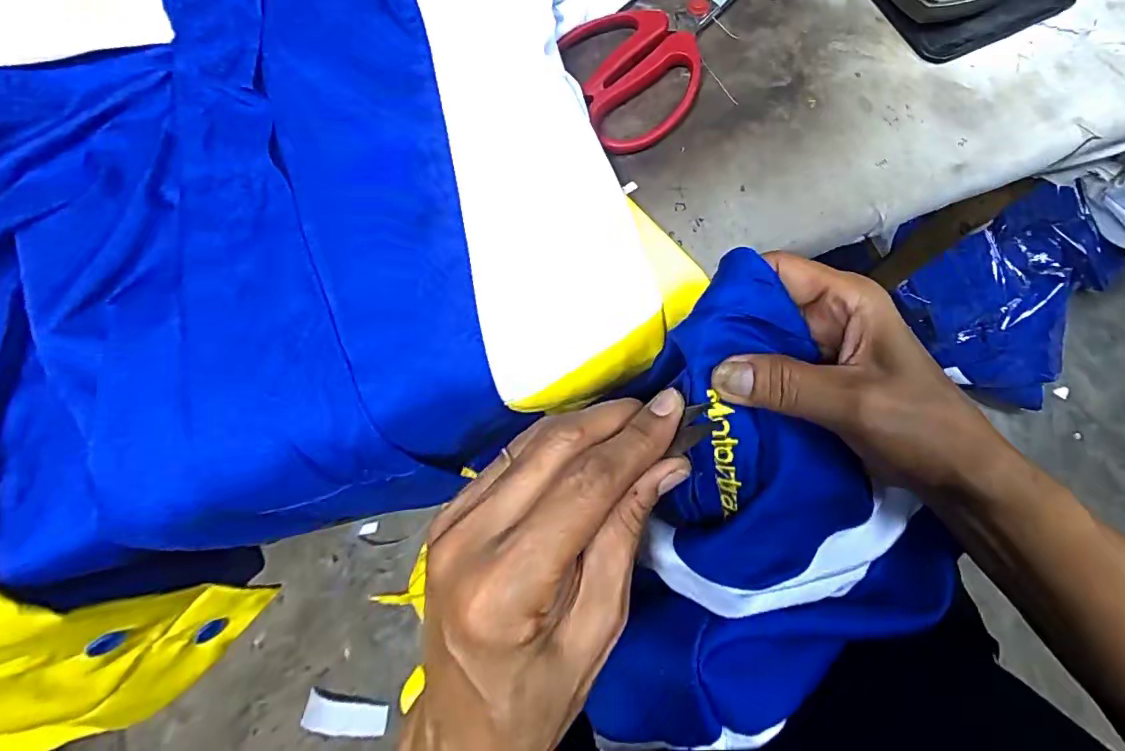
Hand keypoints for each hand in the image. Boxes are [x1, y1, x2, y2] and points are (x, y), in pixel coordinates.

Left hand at [399, 391, 691, 750]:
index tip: (676, 408)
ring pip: (533, 441)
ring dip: (592, 419)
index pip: (586, 485)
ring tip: (639, 416)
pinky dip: (561, 435)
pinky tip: (595, 435)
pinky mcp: (448, 516)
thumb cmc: (539, 691)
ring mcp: (449, 525)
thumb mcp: (600, 625)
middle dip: (619, 419)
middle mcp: (466, 543)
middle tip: (664, 406)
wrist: (460, 728)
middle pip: (556, 449)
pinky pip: (514, 454)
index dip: (637, 440)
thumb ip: (626, 535)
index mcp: (505, 585)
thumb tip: (669, 464)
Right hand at [710, 252, 1016, 498]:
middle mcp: (835, 316)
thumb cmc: (918, 423)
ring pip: (770, 346)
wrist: (957, 470)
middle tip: (683, 366)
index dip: (738, 289)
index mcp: (849, 299)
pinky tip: (724, 411)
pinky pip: (779, 377)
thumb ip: (787, 383)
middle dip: (730, 334)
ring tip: (693, 391)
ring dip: (738, 366)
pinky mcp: (824, 384)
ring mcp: (828, 351)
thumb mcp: (852, 400)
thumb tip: (718, 370)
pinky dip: (755, 390)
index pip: (780, 272)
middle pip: (769, 309)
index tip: (697, 323)